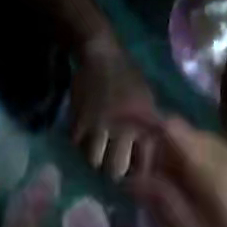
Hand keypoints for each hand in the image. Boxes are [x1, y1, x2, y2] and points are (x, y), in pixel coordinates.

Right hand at [71, 43, 156, 179]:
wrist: (102, 55)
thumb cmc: (129, 76)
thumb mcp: (147, 100)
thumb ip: (149, 127)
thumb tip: (149, 154)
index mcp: (144, 125)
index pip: (142, 165)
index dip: (136, 171)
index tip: (131, 169)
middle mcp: (123, 128)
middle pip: (116, 169)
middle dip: (113, 170)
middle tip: (110, 163)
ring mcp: (100, 125)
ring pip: (93, 160)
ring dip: (94, 157)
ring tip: (95, 150)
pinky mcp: (79, 119)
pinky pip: (77, 144)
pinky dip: (79, 142)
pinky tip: (83, 135)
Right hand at [126, 118, 226, 226]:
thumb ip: (164, 204)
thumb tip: (134, 176)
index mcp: (212, 167)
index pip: (170, 126)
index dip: (142, 117)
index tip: (119, 117)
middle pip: (186, 135)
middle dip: (159, 147)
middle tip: (141, 178)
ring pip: (203, 147)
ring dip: (180, 159)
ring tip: (168, 192)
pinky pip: (220, 159)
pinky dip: (200, 168)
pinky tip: (199, 199)